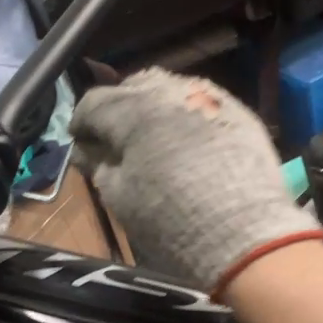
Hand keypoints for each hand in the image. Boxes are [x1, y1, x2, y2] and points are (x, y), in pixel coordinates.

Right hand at [71, 69, 322, 295]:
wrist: (243, 236)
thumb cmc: (169, 220)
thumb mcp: (120, 196)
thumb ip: (98, 164)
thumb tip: (85, 149)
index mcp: (133, 110)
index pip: (94, 102)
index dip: (81, 123)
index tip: (80, 144)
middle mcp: (170, 91)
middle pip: (133, 87)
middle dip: (117, 109)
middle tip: (114, 141)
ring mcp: (208, 98)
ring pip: (168, 88)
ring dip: (152, 108)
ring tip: (150, 139)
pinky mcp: (237, 112)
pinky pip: (200, 102)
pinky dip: (184, 116)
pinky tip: (185, 142)